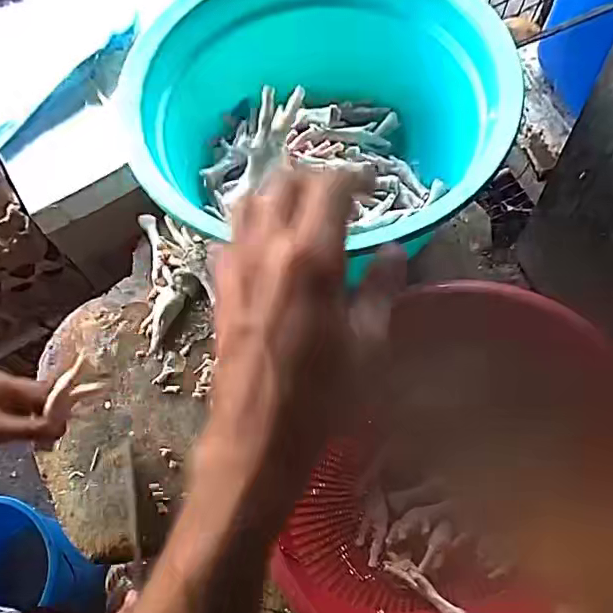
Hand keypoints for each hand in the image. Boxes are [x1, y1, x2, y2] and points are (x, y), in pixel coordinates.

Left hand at [0, 369, 66, 458]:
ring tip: (37, 440)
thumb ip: (33, 428)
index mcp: (1, 381)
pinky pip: (9, 409)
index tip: (66, 425)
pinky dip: (18, 422)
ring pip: (21, 404)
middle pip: (33, 396)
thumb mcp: (0, 431)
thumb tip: (61, 427)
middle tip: (52, 437)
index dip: (57, 408)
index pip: (42, 390)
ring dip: (31, 421)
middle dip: (45, 416)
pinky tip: (18, 436)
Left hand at [209, 167, 403, 477]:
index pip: (330, 186)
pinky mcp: (219, 293)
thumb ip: (380, 290)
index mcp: (310, 257)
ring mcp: (235, 270)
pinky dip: (248, 231)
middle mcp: (266, 251)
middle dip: (313, 179)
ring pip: (247, 204)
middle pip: (282, 183)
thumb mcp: (368, 346)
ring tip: (300, 214)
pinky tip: (266, 250)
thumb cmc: (321, 399)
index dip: (356, 177)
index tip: (373, 188)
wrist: (257, 435)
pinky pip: (228, 242)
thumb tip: (393, 254)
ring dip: (275, 197)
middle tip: (338, 196)